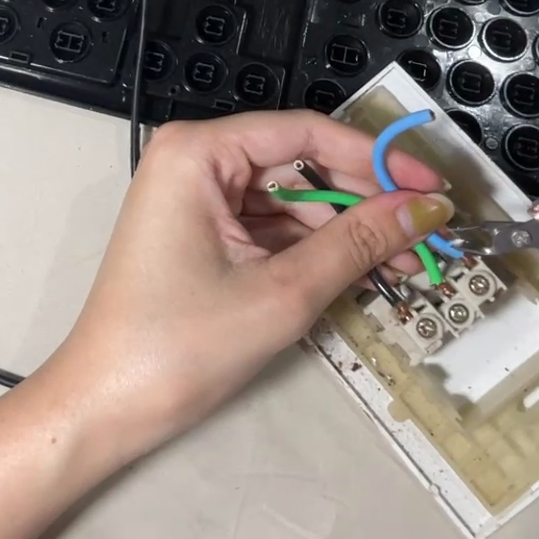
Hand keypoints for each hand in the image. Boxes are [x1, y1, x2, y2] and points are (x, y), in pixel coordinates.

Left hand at [34, 111, 449, 460]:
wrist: (107, 405)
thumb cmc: (181, 343)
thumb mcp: (282, 291)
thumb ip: (358, 242)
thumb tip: (423, 208)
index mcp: (197, 152)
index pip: (303, 132)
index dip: (374, 157)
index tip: (431, 185)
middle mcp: (192, 159)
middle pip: (296, 163)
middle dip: (362, 199)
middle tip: (426, 229)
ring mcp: (193, 196)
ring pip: (287, 198)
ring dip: (343, 228)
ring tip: (405, 260)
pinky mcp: (198, 230)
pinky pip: (266, 225)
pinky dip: (311, 246)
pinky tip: (360, 267)